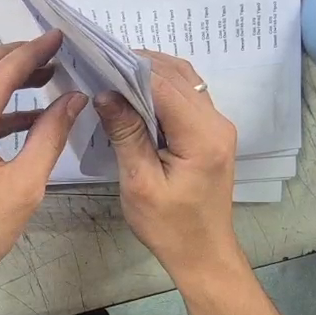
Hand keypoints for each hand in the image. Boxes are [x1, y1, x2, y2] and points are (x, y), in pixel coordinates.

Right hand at [95, 51, 244, 283]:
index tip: (98, 62)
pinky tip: (135, 96)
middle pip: (178, 75)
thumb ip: (126, 135)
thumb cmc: (169, 226)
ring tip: (114, 76)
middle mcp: (217, 123)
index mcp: (202, 137)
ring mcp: (218, 127)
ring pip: (185, 81)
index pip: (164, 85)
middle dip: (140, 65)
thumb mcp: (139, 183)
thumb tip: (105, 94)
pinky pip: (187, 97)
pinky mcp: (211, 134)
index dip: (131, 70)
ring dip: (151, 74)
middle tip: (101, 64)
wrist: (202, 253)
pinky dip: (162, 89)